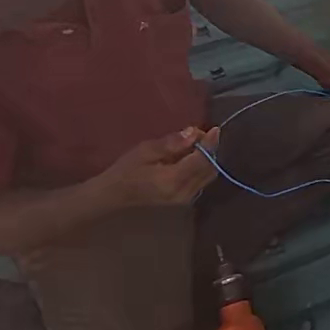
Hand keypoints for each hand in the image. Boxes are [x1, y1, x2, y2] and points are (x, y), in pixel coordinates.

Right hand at [96, 128, 221, 206]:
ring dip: (206, 159)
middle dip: (209, 150)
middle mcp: (184, 192)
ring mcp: (186, 199)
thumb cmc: (126, 170)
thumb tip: (194, 133)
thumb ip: (171, 144)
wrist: (114, 195)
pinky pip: (201, 181)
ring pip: (207, 176)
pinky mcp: (185, 200)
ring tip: (196, 144)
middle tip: (202, 134)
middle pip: (208, 169)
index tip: (215, 129)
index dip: (210, 145)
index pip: (200, 161)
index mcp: (173, 180)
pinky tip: (190, 157)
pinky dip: (201, 167)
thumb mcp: (145, 151)